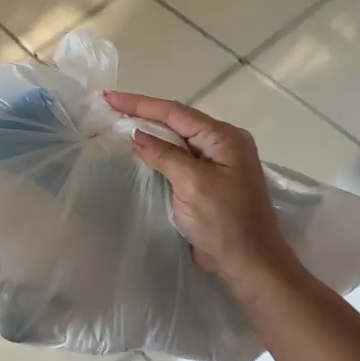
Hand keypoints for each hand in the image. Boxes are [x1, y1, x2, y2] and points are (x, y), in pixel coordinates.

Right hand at [103, 92, 300, 289]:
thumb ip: (164, 154)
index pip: (176, 113)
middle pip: (177, 121)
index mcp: (224, 138)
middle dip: (143, 112)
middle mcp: (223, 144)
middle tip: (109, 106)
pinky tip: (138, 150)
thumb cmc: (225, 222)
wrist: (249, 263)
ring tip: (118, 122)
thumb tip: (137, 134)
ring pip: (176, 139)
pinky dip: (156, 151)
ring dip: (148, 130)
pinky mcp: (208, 180)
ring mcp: (216, 163)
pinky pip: (178, 157)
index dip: (140, 103)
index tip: (109, 97)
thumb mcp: (192, 184)